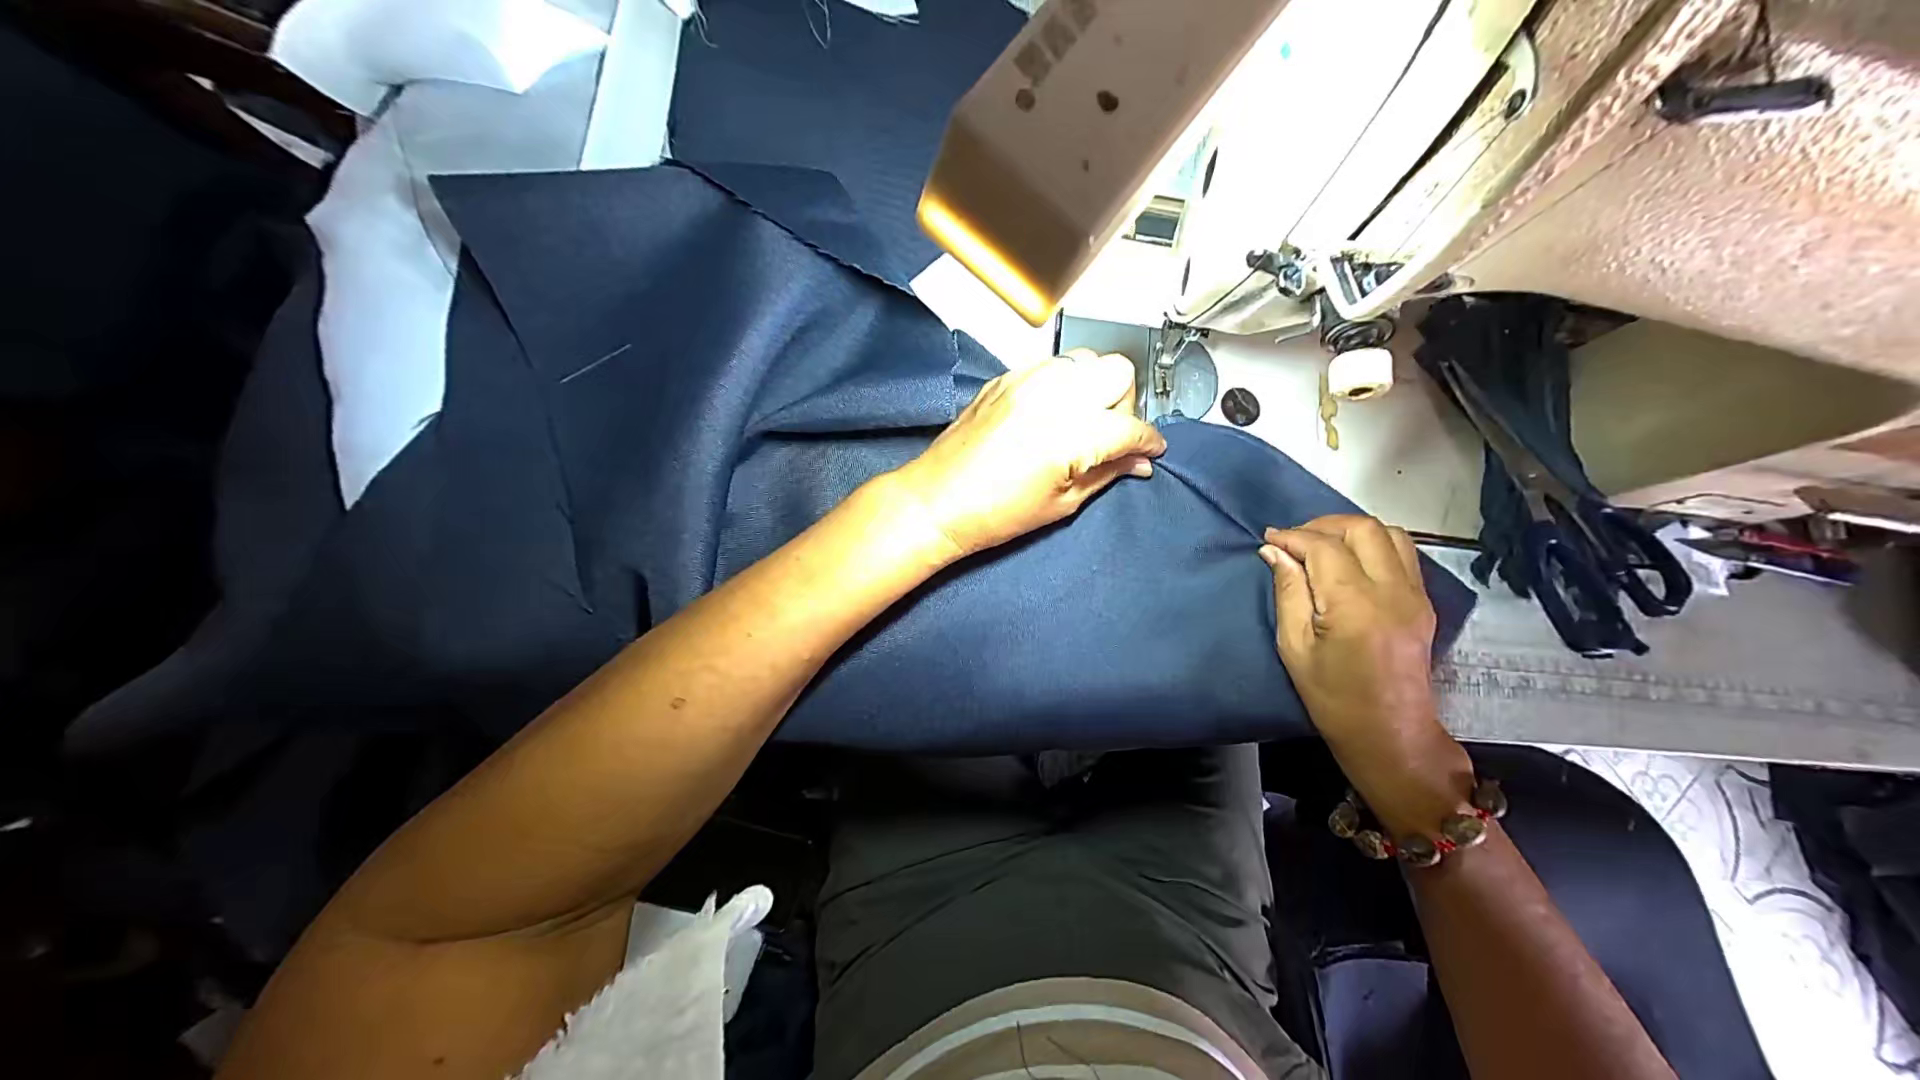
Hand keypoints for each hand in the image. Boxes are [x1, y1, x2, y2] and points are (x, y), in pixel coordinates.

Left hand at [890, 350, 1166, 560]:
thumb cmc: (990, 512)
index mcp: (1073, 432)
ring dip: (1094, 387)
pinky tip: (1052, 414)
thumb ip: (1107, 473)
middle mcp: (1054, 396)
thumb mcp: (1063, 503)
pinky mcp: (1006, 380)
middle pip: (1118, 373)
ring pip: (1085, 361)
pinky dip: (1063, 384)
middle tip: (1113, 434)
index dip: (1148, 441)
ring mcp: (1027, 381)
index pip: (1132, 426)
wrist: (938, 501)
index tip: (1149, 449)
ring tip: (1082, 421)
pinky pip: (1051, 366)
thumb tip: (1136, 462)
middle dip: (1125, 403)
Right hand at [1259, 514, 1472, 831]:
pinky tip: (1348, 562)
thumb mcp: (1294, 647)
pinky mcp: (1423, 602)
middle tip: (1294, 539)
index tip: (1269, 539)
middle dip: (1323, 525)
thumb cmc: (1332, 697)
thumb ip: (1288, 592)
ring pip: (1390, 534)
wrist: (1389, 732)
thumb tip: (1275, 552)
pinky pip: (1402, 553)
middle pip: (1362, 529)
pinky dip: (1373, 545)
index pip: (1324, 547)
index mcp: (1355, 605)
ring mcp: (1415, 595)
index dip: (1292, 536)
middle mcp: (1392, 591)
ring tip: (1321, 546)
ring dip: (1351, 531)